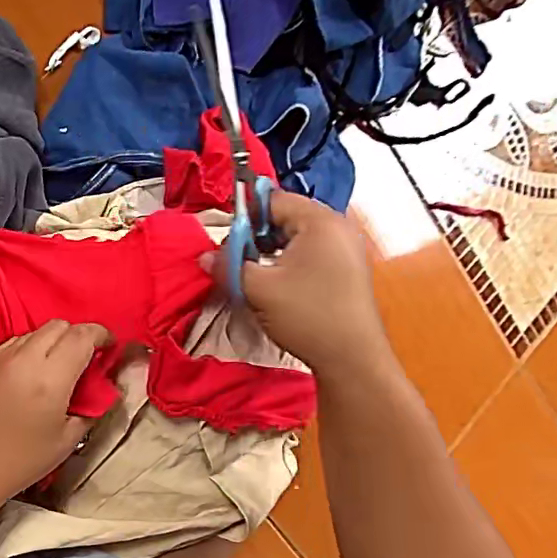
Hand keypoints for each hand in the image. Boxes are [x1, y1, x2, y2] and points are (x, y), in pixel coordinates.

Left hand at [0, 320, 110, 504]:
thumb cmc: (24, 460)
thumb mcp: (69, 439)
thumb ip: (90, 407)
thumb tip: (101, 388)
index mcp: (51, 379)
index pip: (82, 336)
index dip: (102, 335)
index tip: (111, 345)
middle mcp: (25, 359)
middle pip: (60, 326)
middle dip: (79, 335)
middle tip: (88, 357)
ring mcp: (2, 358)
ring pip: (37, 330)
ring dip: (55, 340)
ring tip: (62, 364)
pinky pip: (18, 341)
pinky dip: (34, 346)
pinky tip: (36, 370)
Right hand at [202, 192, 393, 376]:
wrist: (351, 357)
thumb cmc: (307, 315)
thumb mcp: (258, 289)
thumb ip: (229, 267)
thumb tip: (205, 258)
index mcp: (319, 219)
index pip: (273, 200)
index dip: (245, 218)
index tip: (228, 244)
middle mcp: (338, 226)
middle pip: (287, 218)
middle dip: (258, 239)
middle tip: (239, 263)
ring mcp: (348, 250)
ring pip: (298, 240)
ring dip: (272, 255)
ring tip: (257, 279)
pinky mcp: (349, 272)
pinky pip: (313, 257)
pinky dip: (291, 266)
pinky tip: (280, 289)